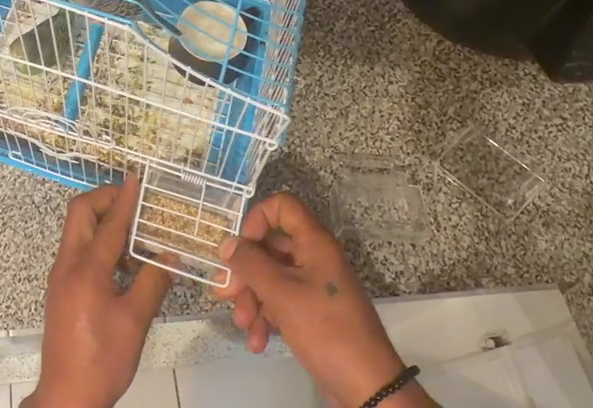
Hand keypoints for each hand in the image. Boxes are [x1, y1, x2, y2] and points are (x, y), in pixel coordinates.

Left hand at [24, 176, 172, 407]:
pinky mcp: (60, 288)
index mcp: (86, 269)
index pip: (108, 223)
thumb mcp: (135, 321)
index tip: (136, 179)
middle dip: (104, 198)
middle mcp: (67, 264)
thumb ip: (152, 282)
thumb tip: (168, 256)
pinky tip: (121, 259)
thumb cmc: (103, 359)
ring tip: (132, 227)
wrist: (67, 394)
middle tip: (131, 198)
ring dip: (100, 220)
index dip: (125, 200)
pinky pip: (76, 250)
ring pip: (76, 230)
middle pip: (80, 213)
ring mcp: (60, 275)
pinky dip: (96, 242)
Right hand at [212, 193, 428, 406]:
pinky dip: (266, 318)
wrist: (366, 387)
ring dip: (252, 300)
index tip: (242, 247)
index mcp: (314, 243)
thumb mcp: (281, 293)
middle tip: (225, 294)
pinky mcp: (312, 314)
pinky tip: (257, 341)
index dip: (258, 219)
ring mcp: (314, 287)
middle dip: (245, 272)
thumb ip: (250, 263)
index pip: (283, 206)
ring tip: (244, 326)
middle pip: (270, 248)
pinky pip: (281, 303)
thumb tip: (227, 243)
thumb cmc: (325, 329)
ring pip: (272, 278)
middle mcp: (314, 258)